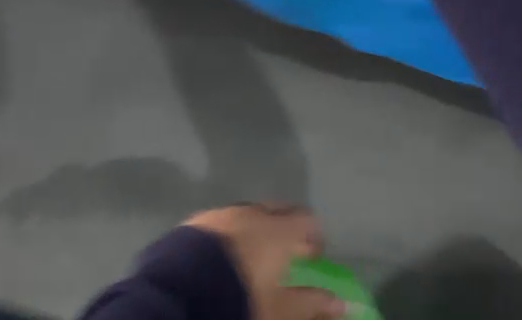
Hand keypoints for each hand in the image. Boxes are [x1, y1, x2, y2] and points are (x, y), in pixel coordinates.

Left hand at [183, 205, 344, 319]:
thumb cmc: (239, 299)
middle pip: (277, 211)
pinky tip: (226, 256)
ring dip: (257, 229)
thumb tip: (342, 304)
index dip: (314, 236)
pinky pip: (223, 222)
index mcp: (276, 229)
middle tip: (288, 254)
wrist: (178, 293)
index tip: (314, 256)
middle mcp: (251, 212)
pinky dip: (232, 234)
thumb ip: (312, 304)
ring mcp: (221, 214)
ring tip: (256, 256)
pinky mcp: (195, 223)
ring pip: (248, 215)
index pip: (306, 219)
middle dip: (286, 228)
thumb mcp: (280, 310)